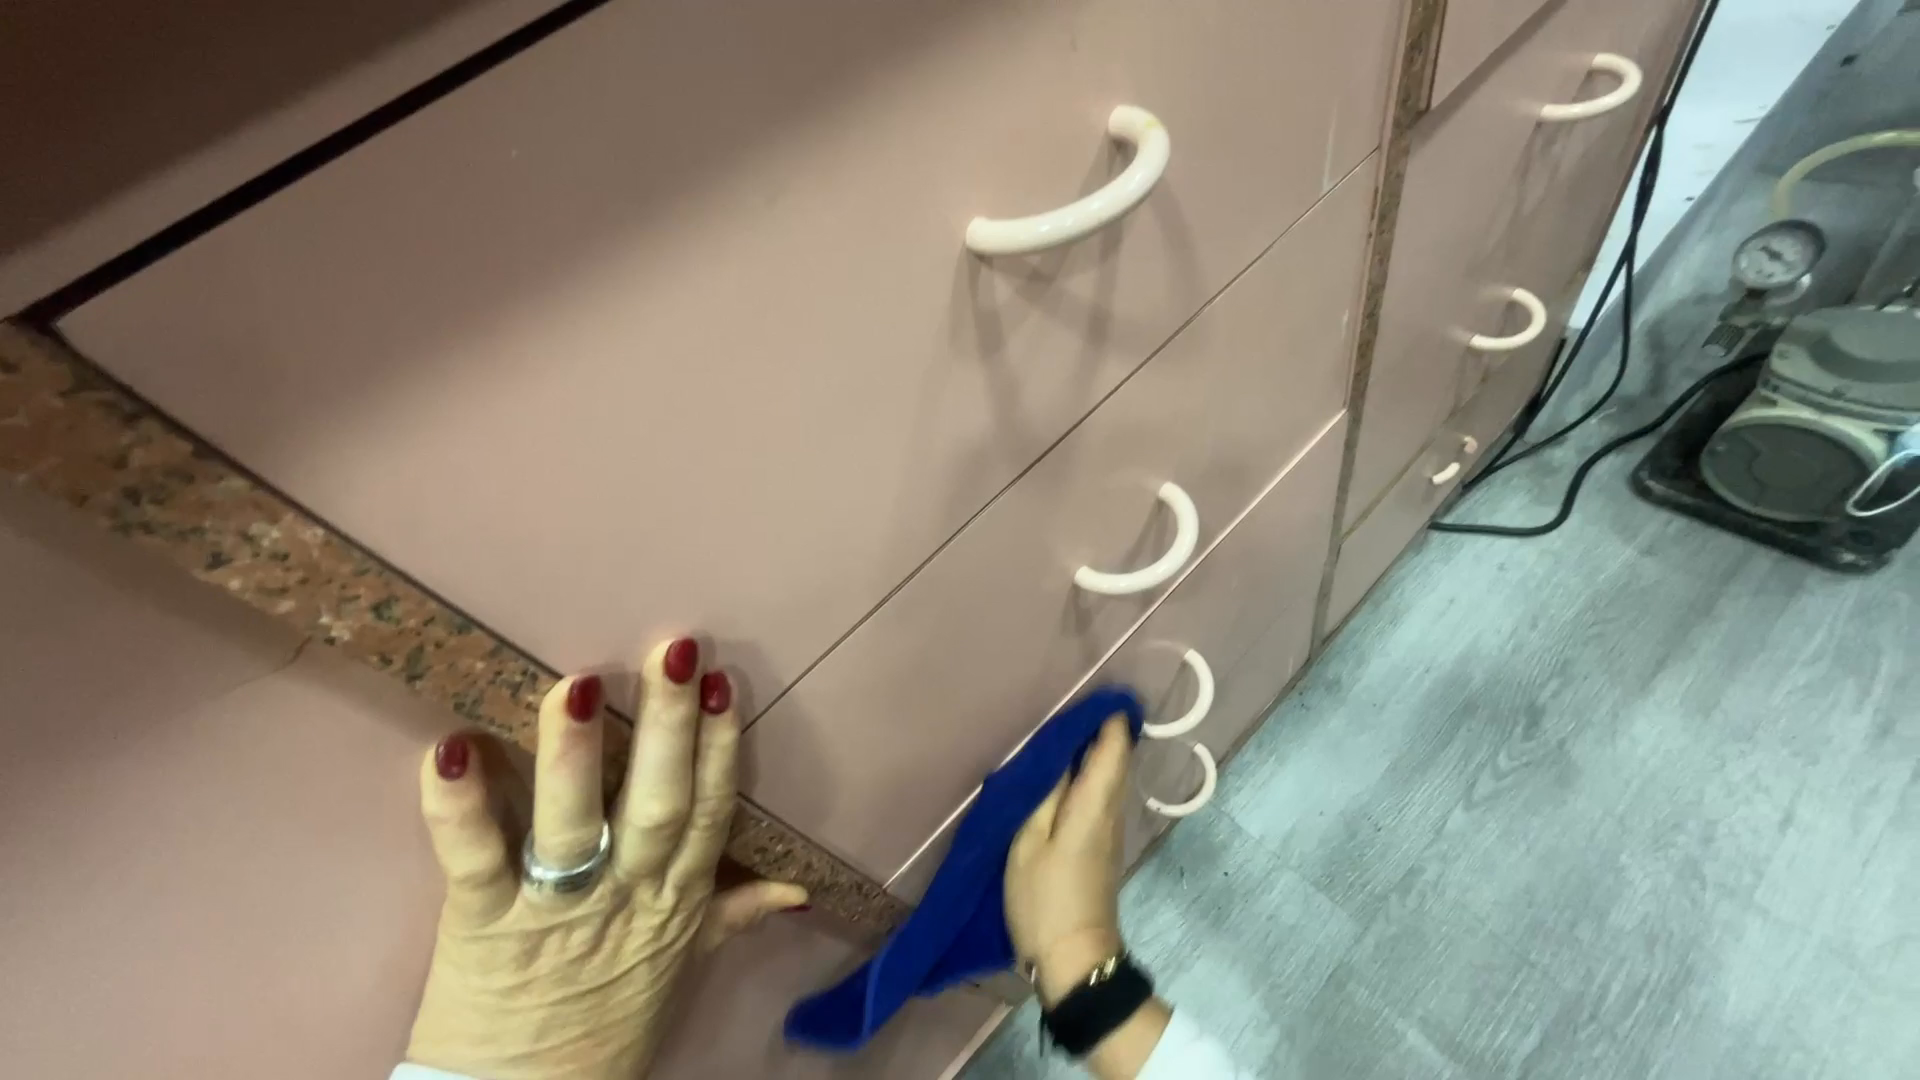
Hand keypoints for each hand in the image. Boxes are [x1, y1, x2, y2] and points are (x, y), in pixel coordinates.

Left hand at [404, 638, 807, 1079]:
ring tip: (580, 684)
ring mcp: (555, 908)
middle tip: (676, 652)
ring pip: (573, 825)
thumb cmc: (610, 1023)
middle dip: (669, 727)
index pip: (709, 810)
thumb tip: (799, 889)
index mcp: (675, 898)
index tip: (722, 685)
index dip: (719, 747)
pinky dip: (460, 808)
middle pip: (657, 804)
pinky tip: (454, 748)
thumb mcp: (684, 964)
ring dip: (575, 755)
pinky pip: (474, 861)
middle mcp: (626, 893)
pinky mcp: (482, 925)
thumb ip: (736, 912)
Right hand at [1005, 715, 1132, 1005]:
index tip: (1100, 694)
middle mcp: (1110, 813)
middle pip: (1117, 763)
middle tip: (1086, 703)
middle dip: (1108, 731)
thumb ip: (1045, 796)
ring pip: (1112, 779)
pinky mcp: (1104, 848)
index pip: (1112, 752)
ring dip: (1101, 752)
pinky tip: (1075, 771)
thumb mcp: (1028, 844)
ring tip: (1076, 728)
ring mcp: (1111, 832)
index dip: (1111, 722)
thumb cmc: (1044, 899)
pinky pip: (1104, 796)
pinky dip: (1096, 774)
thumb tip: (1061, 758)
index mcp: (1092, 806)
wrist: (1075, 959)